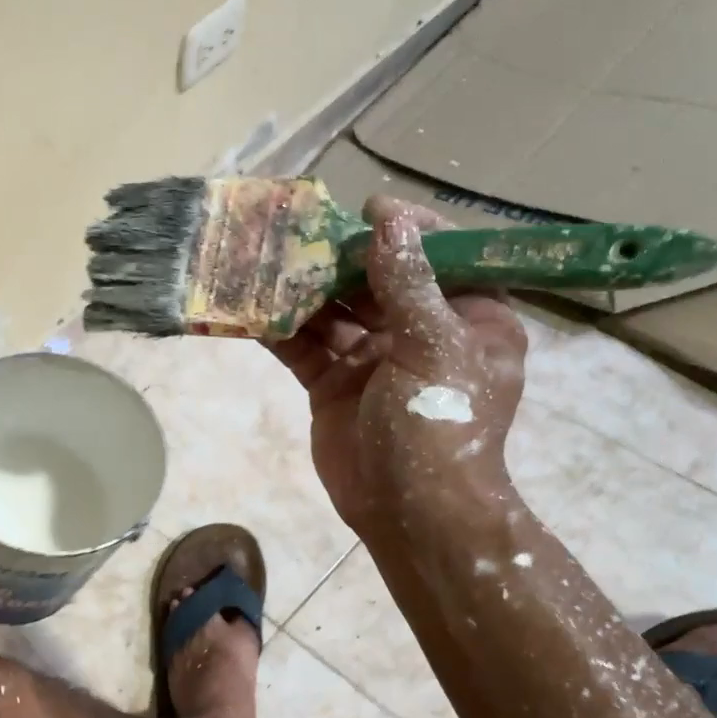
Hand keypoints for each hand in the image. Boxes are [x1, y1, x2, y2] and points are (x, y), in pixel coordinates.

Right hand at [266, 196, 527, 534]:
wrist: (407, 508)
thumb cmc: (439, 426)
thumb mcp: (432, 347)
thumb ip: (407, 284)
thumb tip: (388, 219)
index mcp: (467, 318)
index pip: (440, 257)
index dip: (407, 230)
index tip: (366, 209)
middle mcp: (418, 331)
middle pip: (376, 280)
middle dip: (339, 258)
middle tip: (299, 233)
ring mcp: (370, 359)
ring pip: (334, 312)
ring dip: (303, 290)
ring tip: (265, 262)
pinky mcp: (331, 384)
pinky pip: (304, 348)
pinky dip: (279, 330)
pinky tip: (250, 309)